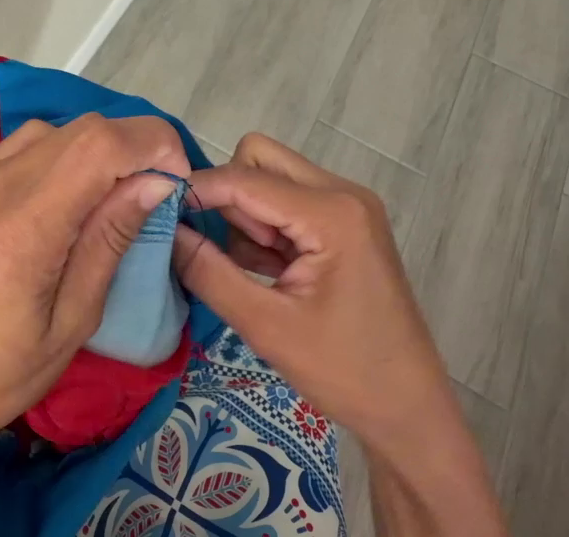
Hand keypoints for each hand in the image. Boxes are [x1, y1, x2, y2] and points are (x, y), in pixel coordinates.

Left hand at [0, 113, 184, 455]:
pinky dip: (66, 154)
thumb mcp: (73, 321)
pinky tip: (76, 194)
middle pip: (83, 129)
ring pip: (57, 130)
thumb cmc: (1, 373)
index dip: (152, 145)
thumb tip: (156, 181)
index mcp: (22, 226)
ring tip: (119, 197)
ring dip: (100, 150)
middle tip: (158, 193)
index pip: (99, 144)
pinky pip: (28, 144)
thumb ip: (111, 239)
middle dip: (134, 147)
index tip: (177, 182)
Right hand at [173, 133, 504, 535]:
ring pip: (269, 177)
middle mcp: (342, 193)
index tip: (160, 218)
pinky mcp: (345, 223)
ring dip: (247, 216)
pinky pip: (285, 200)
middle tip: (230, 254)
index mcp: (332, 212)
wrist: (408, 410)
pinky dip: (265, 228)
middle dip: (228, 198)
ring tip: (260, 273)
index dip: (196, 192)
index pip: (243, 178)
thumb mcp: (265, 325)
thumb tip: (161, 229)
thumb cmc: (343, 371)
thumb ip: (207, 271)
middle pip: (258, 158)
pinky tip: (271, 273)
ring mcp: (347, 206)